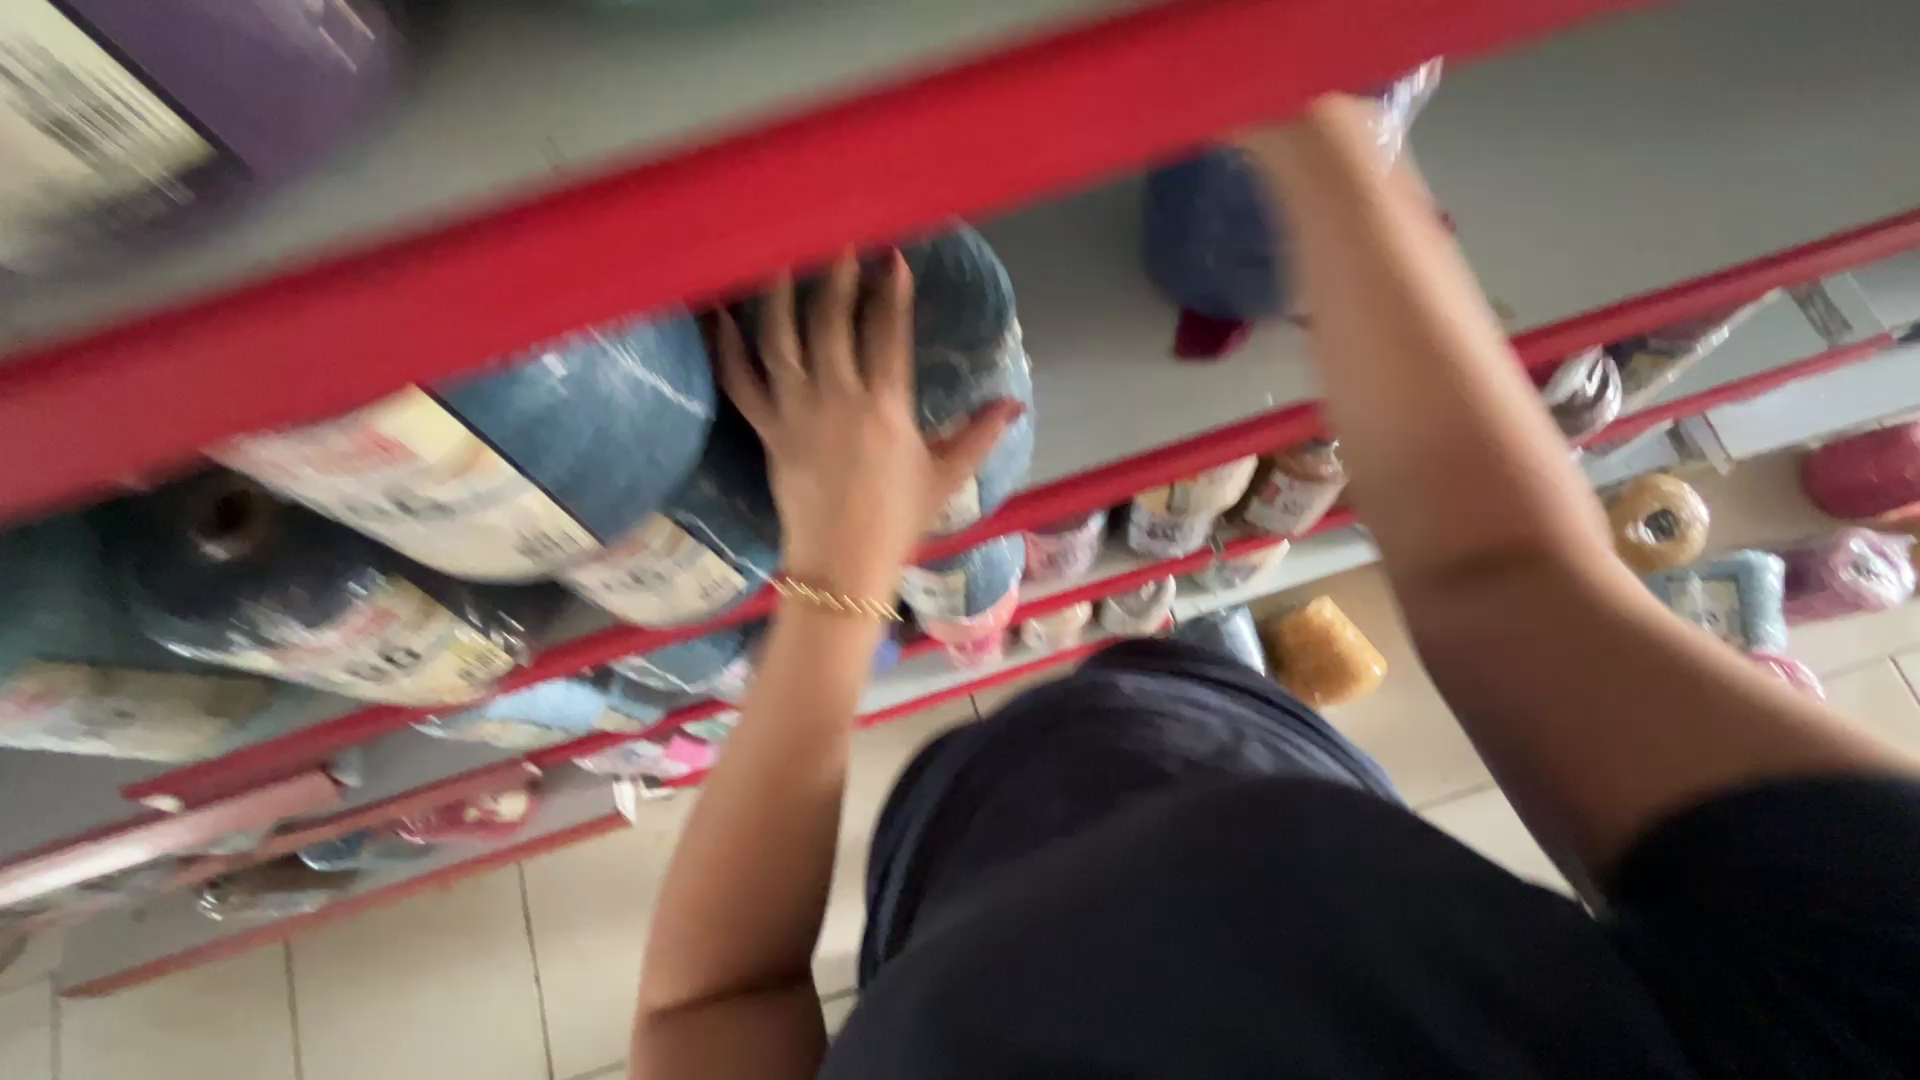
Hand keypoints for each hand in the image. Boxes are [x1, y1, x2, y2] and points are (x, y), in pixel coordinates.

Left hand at [715, 250, 1023, 598]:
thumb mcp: (946, 478)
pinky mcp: (768, 431)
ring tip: (784, 257)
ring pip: (782, 340)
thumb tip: (1017, 404)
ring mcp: (797, 413)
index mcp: (886, 407)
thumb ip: (979, 436)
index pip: (888, 333)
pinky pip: (742, 383)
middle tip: (839, 241)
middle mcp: (838, 398)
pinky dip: (728, 349)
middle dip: (837, 276)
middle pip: (832, 322)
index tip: (891, 258)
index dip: (891, 292)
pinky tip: (721, 316)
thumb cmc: (898, 522)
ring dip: (782, 295)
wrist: (842, 565)